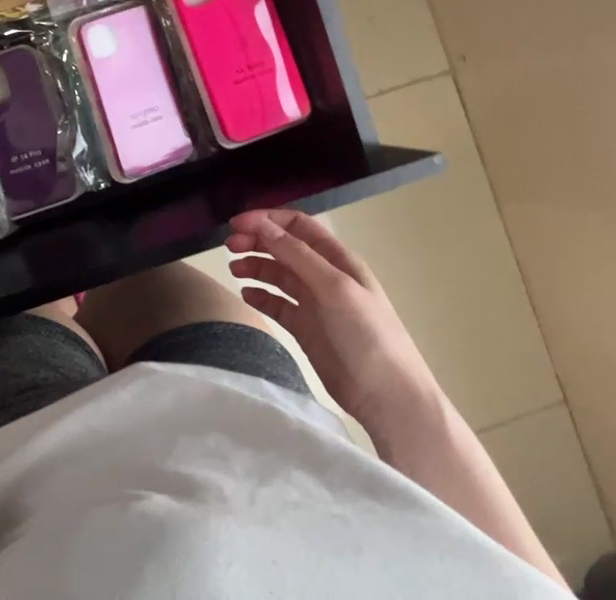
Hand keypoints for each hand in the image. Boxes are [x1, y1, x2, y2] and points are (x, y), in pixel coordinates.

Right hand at [226, 209, 440, 433]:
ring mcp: (314, 303)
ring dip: (255, 267)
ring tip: (234, 270)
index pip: (297, 226)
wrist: (386, 396)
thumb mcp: (334, 288)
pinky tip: (246, 295)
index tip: (236, 224)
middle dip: (256, 242)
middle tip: (229, 247)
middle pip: (284, 248)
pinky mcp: (305, 328)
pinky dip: (260, 296)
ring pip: (278, 274)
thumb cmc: (367, 335)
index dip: (267, 220)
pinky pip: (277, 304)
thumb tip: (262, 226)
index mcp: (338, 260)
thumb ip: (298, 255)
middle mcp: (324, 276)